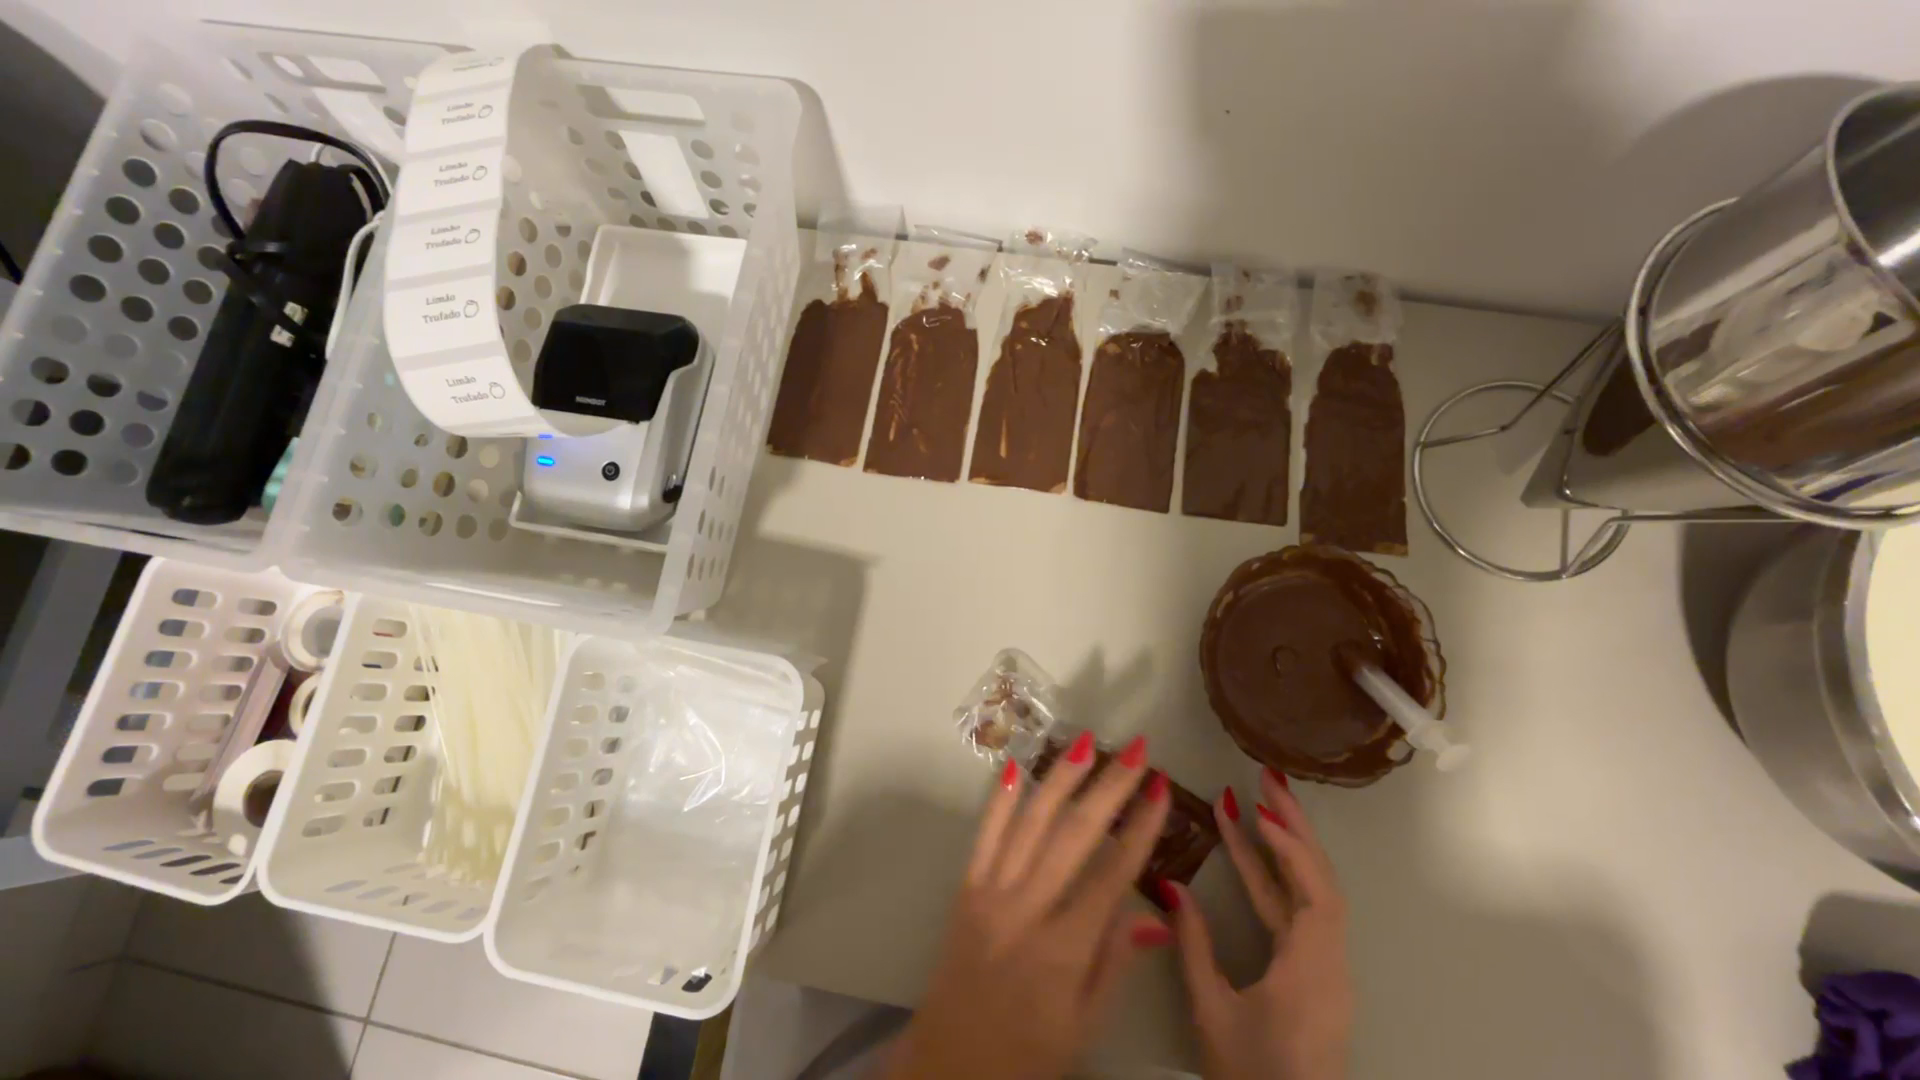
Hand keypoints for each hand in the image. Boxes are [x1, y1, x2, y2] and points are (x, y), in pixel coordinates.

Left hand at [880, 732, 1173, 1079]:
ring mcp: (990, 893)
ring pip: (1030, 823)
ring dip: (1060, 778)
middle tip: (1137, 748)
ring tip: (1087, 741)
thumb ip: (1116, 963)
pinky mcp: (965, 889)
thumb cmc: (1027, 1054)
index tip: (1161, 788)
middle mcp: (1026, 908)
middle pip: (1074, 834)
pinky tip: (1017, 767)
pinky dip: (1002, 800)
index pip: (1112, 872)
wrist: (949, 1065)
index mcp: (1064, 947)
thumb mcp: (1084, 1024)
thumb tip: (1155, 912)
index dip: (1140, 826)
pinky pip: (984, 836)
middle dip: (1109, 786)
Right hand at [1165, 769, 1352, 1079]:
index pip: (1313, 891)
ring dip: (1284, 848)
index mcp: (1311, 968)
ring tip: (1254, 804)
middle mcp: (1330, 961)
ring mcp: (1327, 969)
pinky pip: (1302, 913)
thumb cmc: (1252, 1075)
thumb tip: (1169, 885)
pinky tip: (1254, 860)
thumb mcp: (1212, 1011)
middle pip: (1319, 880)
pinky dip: (1280, 878)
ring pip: (1310, 894)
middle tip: (1267, 780)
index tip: (1257, 809)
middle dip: (1293, 827)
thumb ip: (1193, 946)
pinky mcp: (1316, 977)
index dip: (1288, 846)